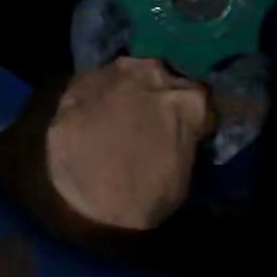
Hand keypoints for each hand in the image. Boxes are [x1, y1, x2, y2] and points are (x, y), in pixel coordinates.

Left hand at [0, 57, 213, 234]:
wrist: (85, 205)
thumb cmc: (144, 199)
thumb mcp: (182, 173)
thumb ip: (184, 138)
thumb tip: (178, 129)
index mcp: (187, 99)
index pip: (198, 96)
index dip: (188, 112)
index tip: (181, 125)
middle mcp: (150, 72)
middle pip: (158, 76)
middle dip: (153, 94)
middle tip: (144, 119)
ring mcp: (112, 71)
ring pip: (124, 75)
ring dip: (122, 91)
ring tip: (113, 118)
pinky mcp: (78, 79)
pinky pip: (92, 84)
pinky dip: (93, 97)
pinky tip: (88, 119)